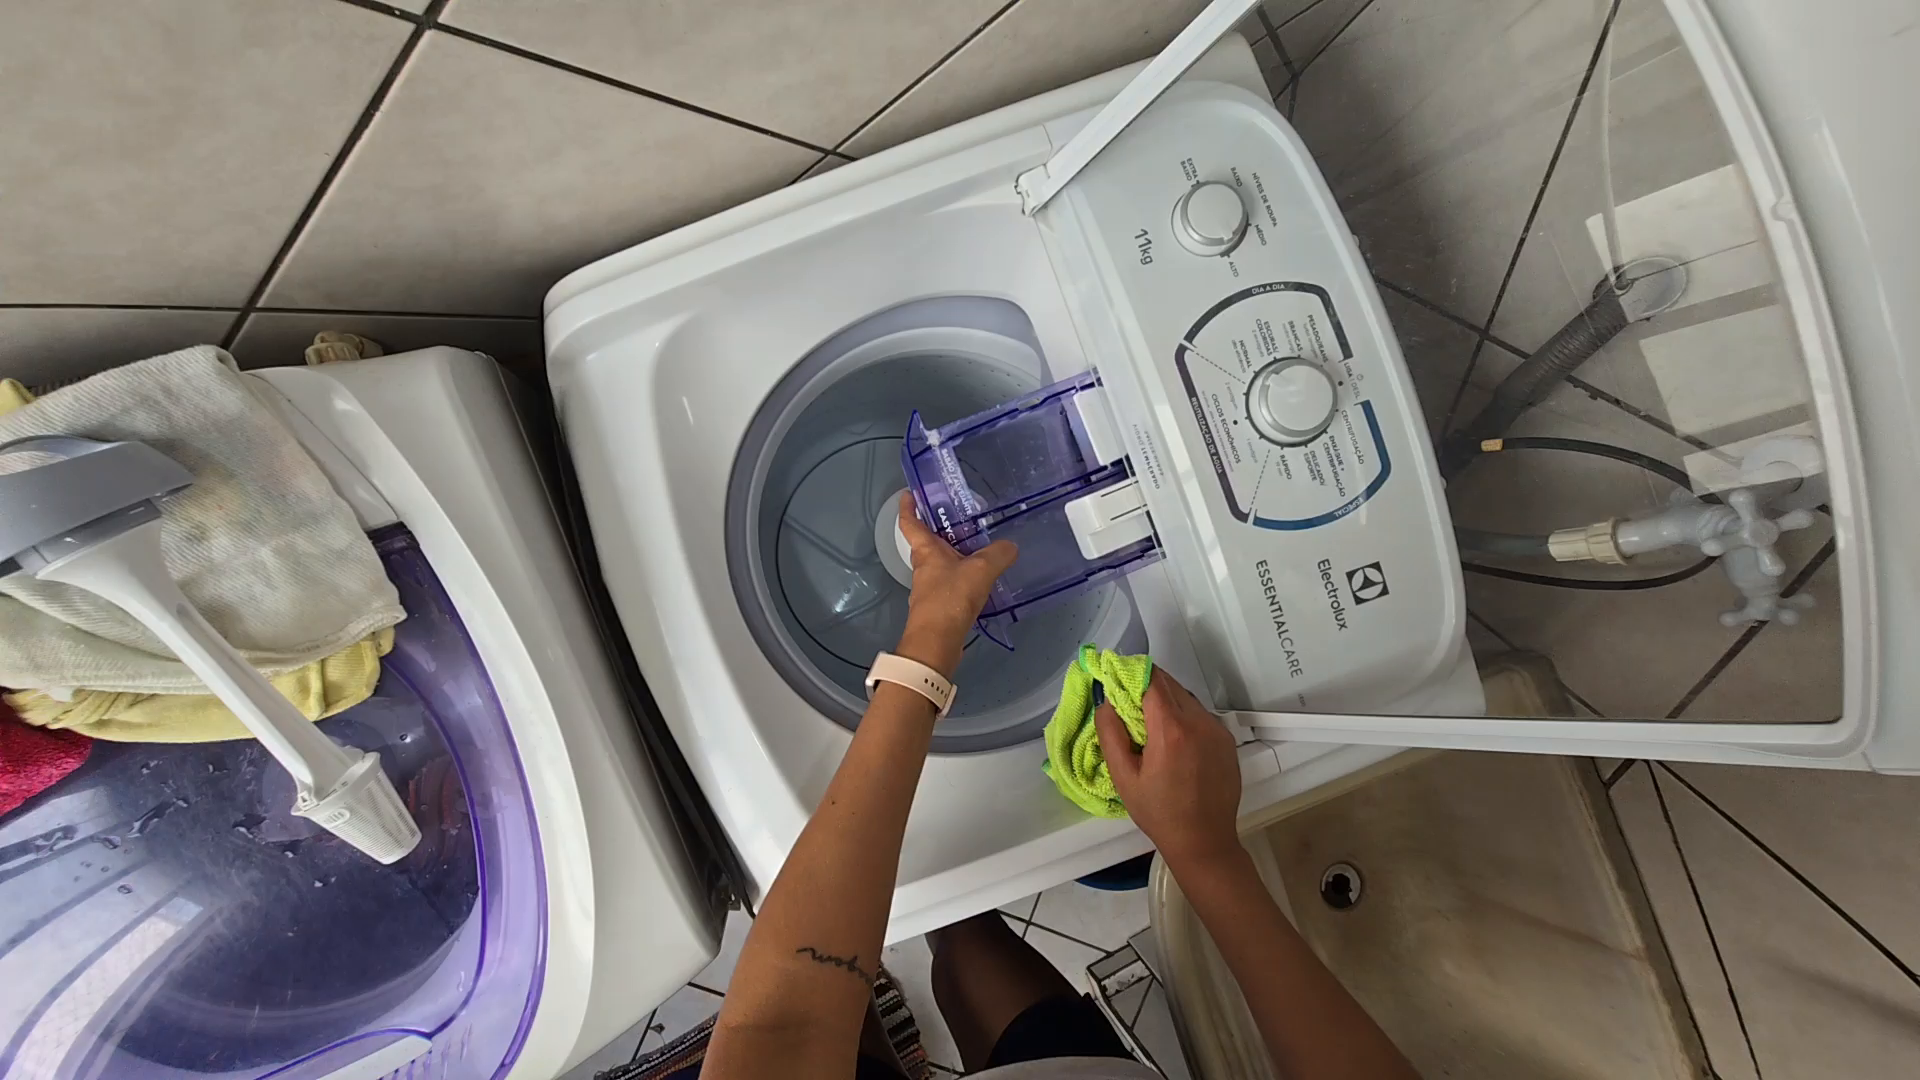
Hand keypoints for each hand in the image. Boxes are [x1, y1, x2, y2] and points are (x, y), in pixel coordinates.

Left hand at [894, 492, 1016, 677]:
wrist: (936, 643)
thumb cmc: (950, 599)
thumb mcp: (980, 570)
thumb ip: (997, 555)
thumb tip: (1011, 546)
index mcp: (926, 552)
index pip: (911, 524)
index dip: (908, 508)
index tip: (908, 494)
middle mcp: (924, 568)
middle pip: (927, 544)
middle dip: (940, 531)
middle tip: (961, 519)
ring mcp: (930, 590)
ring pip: (941, 566)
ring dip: (955, 556)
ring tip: (980, 548)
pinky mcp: (940, 608)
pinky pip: (952, 585)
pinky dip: (964, 579)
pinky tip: (982, 581)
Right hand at [1095, 672, 1242, 871]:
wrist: (1204, 842)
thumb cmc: (1159, 812)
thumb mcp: (1123, 776)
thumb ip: (1110, 732)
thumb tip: (1106, 700)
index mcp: (1171, 730)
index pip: (1152, 680)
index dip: (1132, 674)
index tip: (1116, 678)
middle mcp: (1199, 722)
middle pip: (1170, 685)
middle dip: (1147, 686)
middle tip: (1128, 703)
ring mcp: (1217, 730)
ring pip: (1186, 698)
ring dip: (1166, 701)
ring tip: (1150, 724)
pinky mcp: (1227, 740)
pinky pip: (1200, 715)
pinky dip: (1183, 716)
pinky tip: (1173, 740)